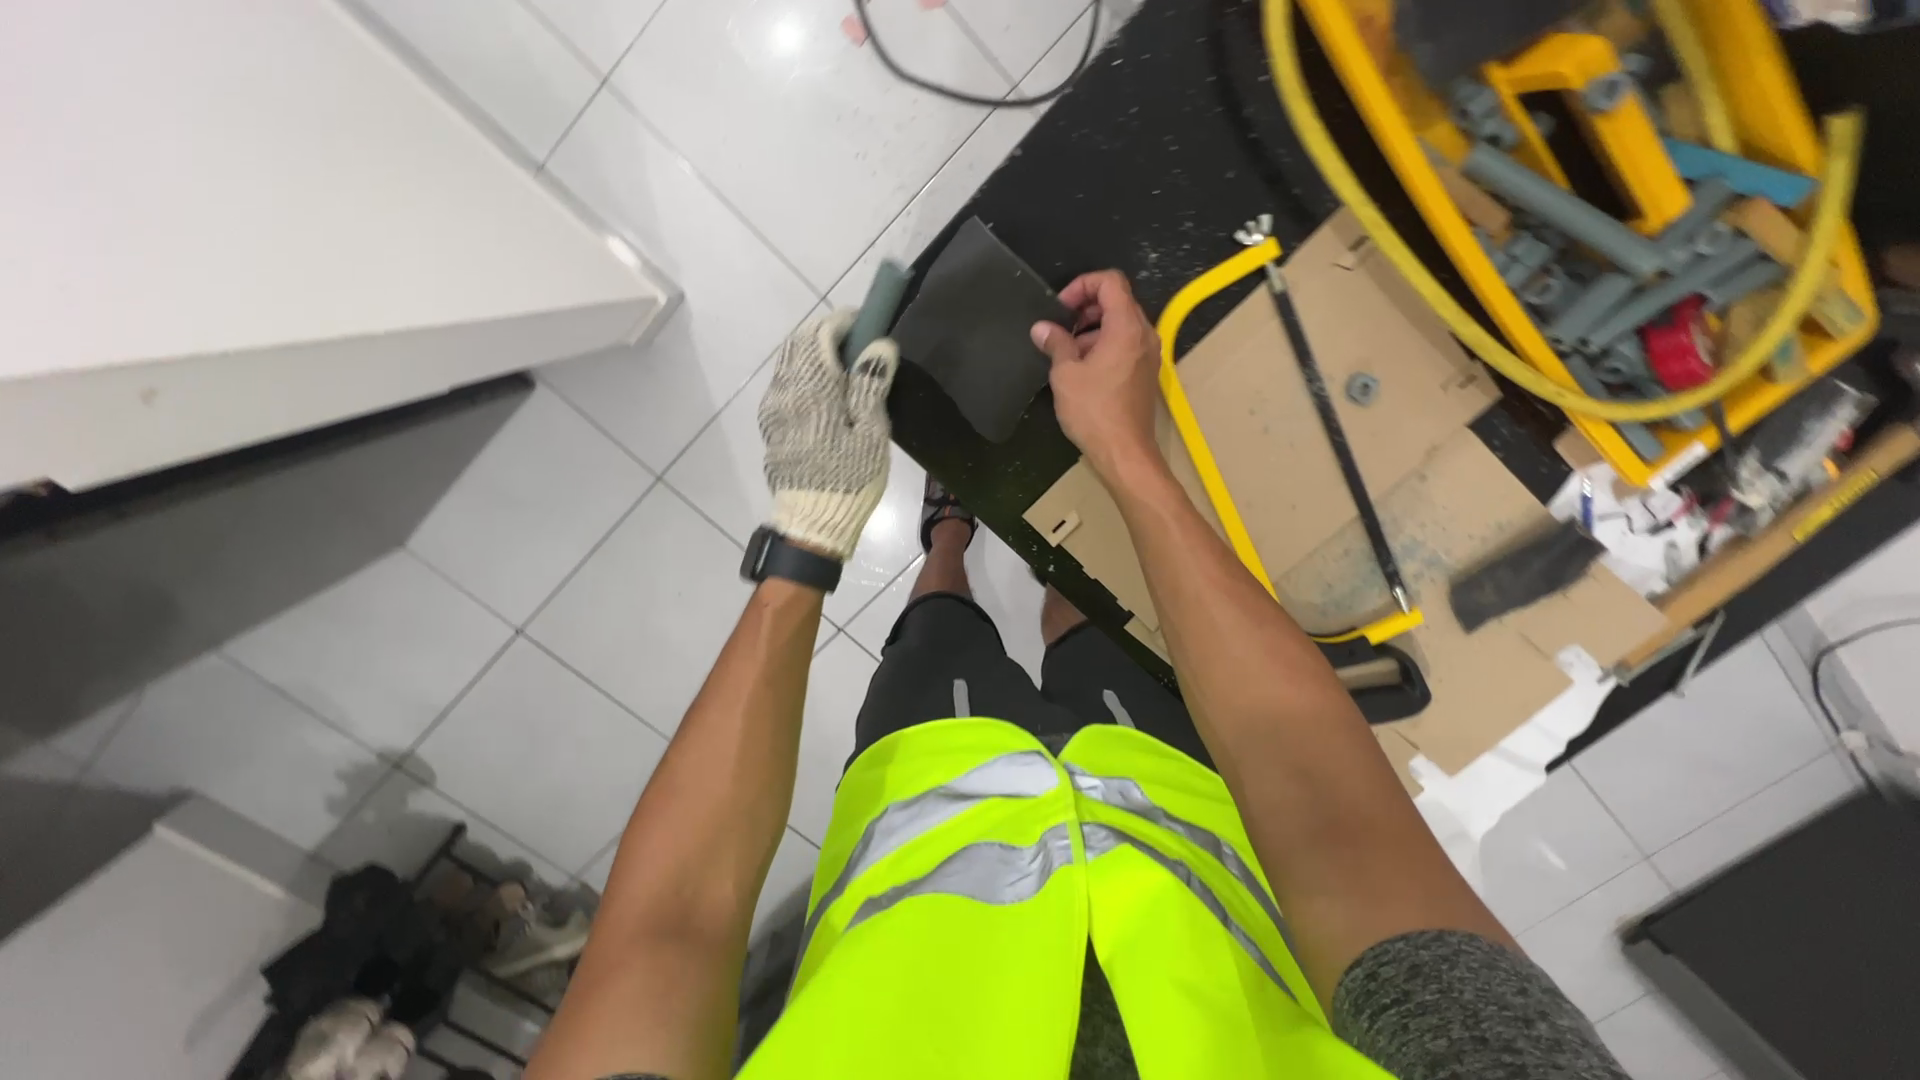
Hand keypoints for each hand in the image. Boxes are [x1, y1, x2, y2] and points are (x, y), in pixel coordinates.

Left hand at [758, 312, 899, 559]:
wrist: (812, 524)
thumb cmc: (848, 479)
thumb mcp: (871, 434)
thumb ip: (871, 385)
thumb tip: (878, 345)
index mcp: (810, 389)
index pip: (820, 333)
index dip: (845, 322)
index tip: (868, 324)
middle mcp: (784, 391)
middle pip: (799, 343)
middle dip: (827, 333)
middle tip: (859, 342)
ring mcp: (773, 408)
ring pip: (790, 362)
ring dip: (814, 353)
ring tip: (846, 366)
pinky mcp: (772, 424)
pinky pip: (787, 383)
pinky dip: (806, 373)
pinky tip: (828, 391)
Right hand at [1032, 270, 1163, 481]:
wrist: (1124, 452)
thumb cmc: (1094, 411)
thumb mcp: (1066, 374)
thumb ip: (1055, 343)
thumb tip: (1042, 328)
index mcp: (1126, 326)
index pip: (1110, 281)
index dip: (1082, 285)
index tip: (1060, 308)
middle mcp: (1144, 334)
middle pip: (1118, 300)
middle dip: (1086, 307)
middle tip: (1060, 327)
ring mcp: (1148, 354)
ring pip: (1121, 323)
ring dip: (1092, 328)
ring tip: (1067, 351)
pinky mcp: (1145, 372)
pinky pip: (1125, 344)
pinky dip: (1104, 344)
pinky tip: (1082, 368)